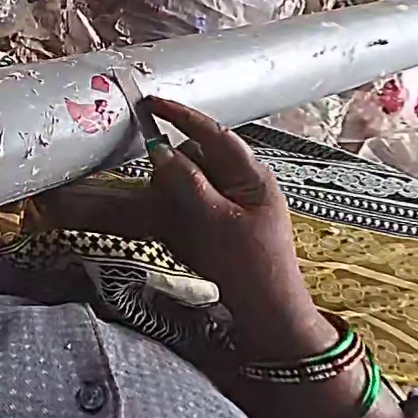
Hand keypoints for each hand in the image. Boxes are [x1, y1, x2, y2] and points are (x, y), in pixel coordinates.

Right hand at [59, 97, 335, 361]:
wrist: (267, 315)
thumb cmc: (248, 267)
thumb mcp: (215, 222)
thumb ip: (186, 182)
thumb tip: (160, 151)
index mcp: (252, 176)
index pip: (213, 134)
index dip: (181, 116)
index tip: (150, 102)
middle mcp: (241, 182)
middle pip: (196, 154)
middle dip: (173, 164)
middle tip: (159, 188)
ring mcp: (229, 201)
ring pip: (187, 176)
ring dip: (171, 189)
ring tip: (175, 219)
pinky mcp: (216, 219)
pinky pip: (187, 200)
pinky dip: (174, 206)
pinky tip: (175, 226)